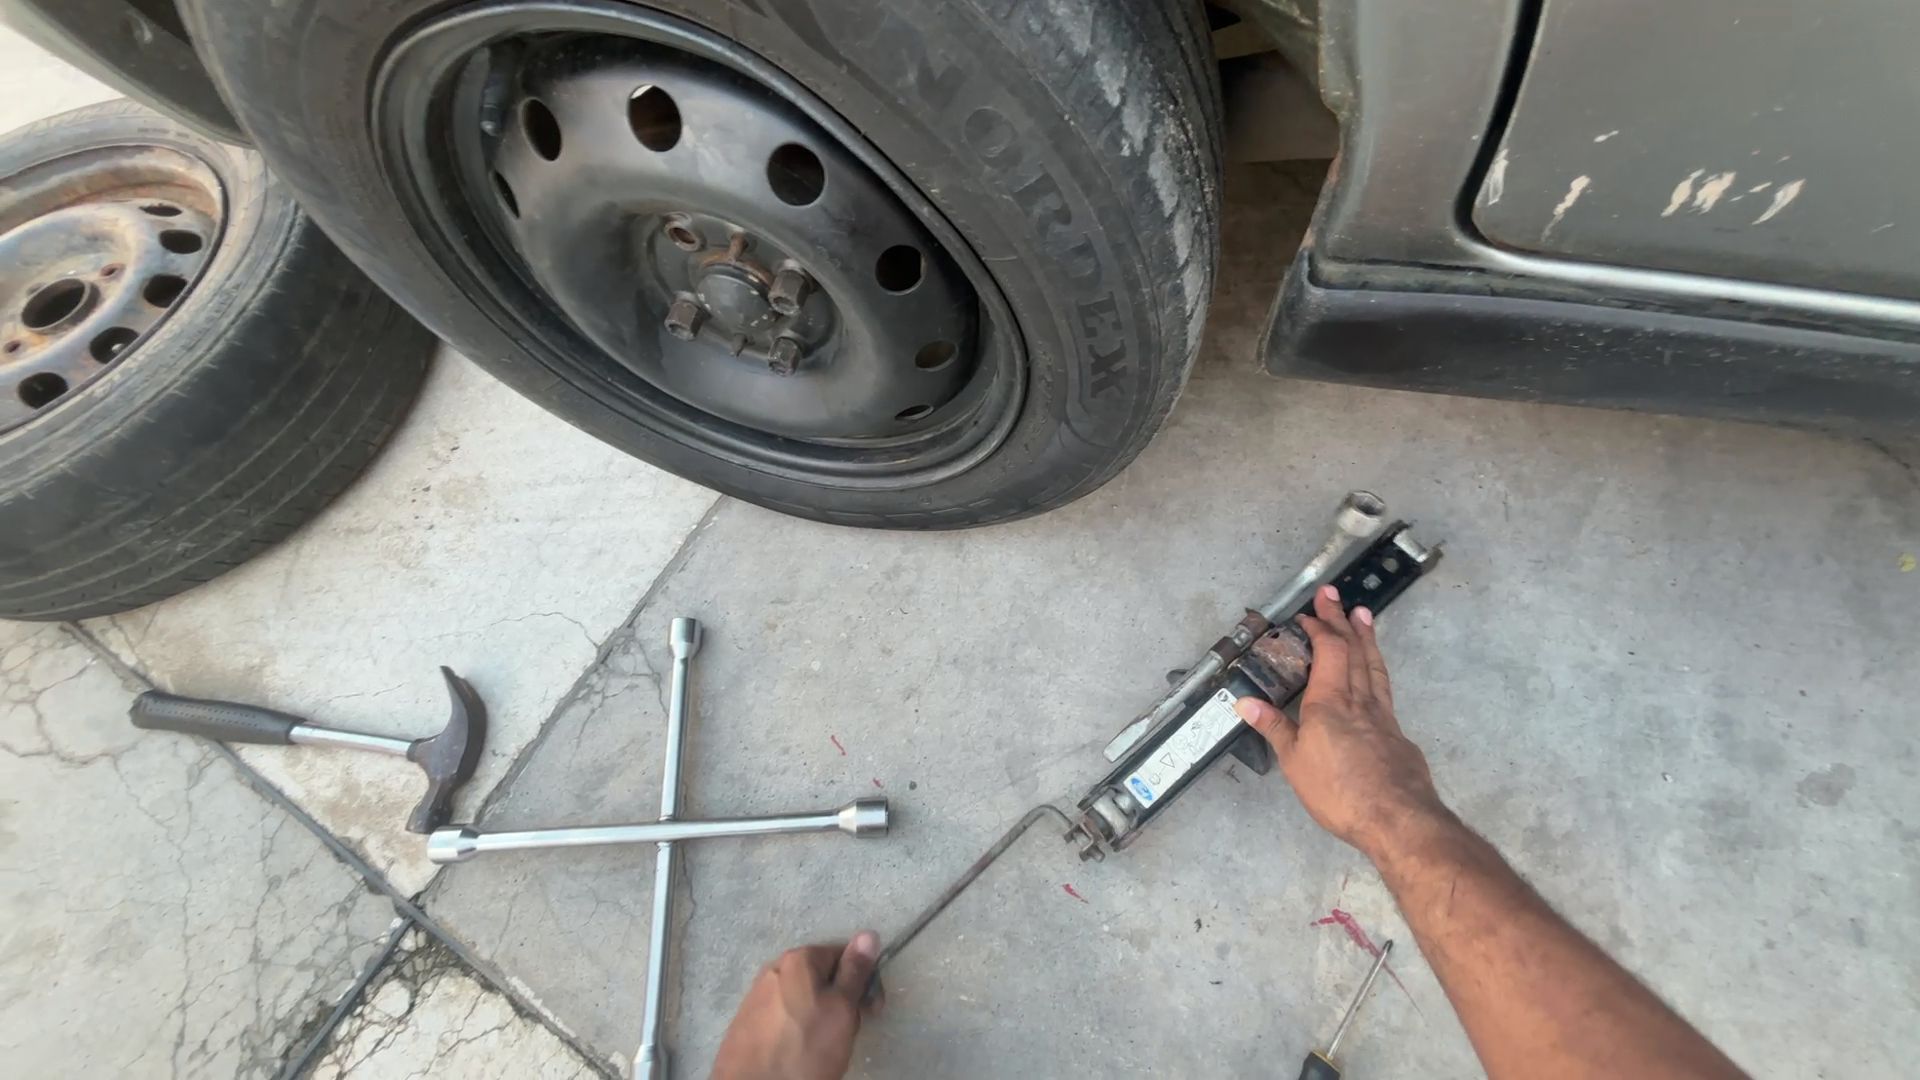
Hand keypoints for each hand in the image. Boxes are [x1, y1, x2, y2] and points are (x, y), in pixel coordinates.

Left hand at [711, 932, 880, 1079]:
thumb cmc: (804, 1050)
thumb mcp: (841, 1009)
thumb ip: (856, 970)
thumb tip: (868, 934)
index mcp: (798, 958)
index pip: (843, 955)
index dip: (862, 981)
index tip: (871, 1010)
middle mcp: (773, 969)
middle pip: (820, 977)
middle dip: (840, 1000)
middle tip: (847, 1032)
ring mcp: (755, 998)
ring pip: (801, 1000)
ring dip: (818, 1016)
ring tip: (823, 1048)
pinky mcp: (744, 1026)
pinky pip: (781, 1018)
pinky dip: (795, 1030)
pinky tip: (797, 1053)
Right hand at [1234, 585, 1449, 859]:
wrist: (1399, 821)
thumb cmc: (1338, 789)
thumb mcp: (1294, 760)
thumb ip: (1273, 727)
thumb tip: (1243, 701)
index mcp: (1330, 702)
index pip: (1329, 652)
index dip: (1320, 628)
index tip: (1308, 613)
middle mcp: (1359, 701)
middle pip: (1354, 651)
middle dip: (1342, 620)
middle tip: (1334, 595)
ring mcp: (1383, 717)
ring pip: (1375, 668)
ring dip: (1366, 638)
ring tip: (1363, 616)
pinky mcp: (1398, 737)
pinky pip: (1384, 691)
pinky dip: (1376, 672)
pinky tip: (1373, 678)